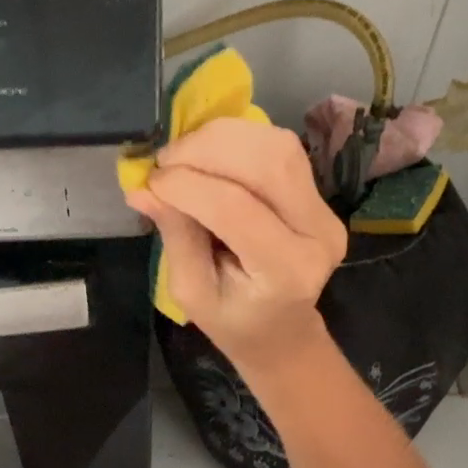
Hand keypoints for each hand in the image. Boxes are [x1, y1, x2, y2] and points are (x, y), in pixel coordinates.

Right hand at [124, 117, 346, 376]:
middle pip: (267, 163)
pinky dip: (236, 140)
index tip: (150, 181)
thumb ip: (176, 237)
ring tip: (183, 155)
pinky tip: (207, 153)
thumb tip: (142, 189)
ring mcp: (325, 208)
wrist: (281, 329)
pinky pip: (278, 147)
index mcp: (287, 271)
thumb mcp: (192, 292)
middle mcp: (318, 233)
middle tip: (164, 161)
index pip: (236, 209)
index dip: (188, 186)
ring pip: (276, 145)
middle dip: (206, 149)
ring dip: (221, 138)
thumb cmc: (232, 319)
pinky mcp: (318, 192)